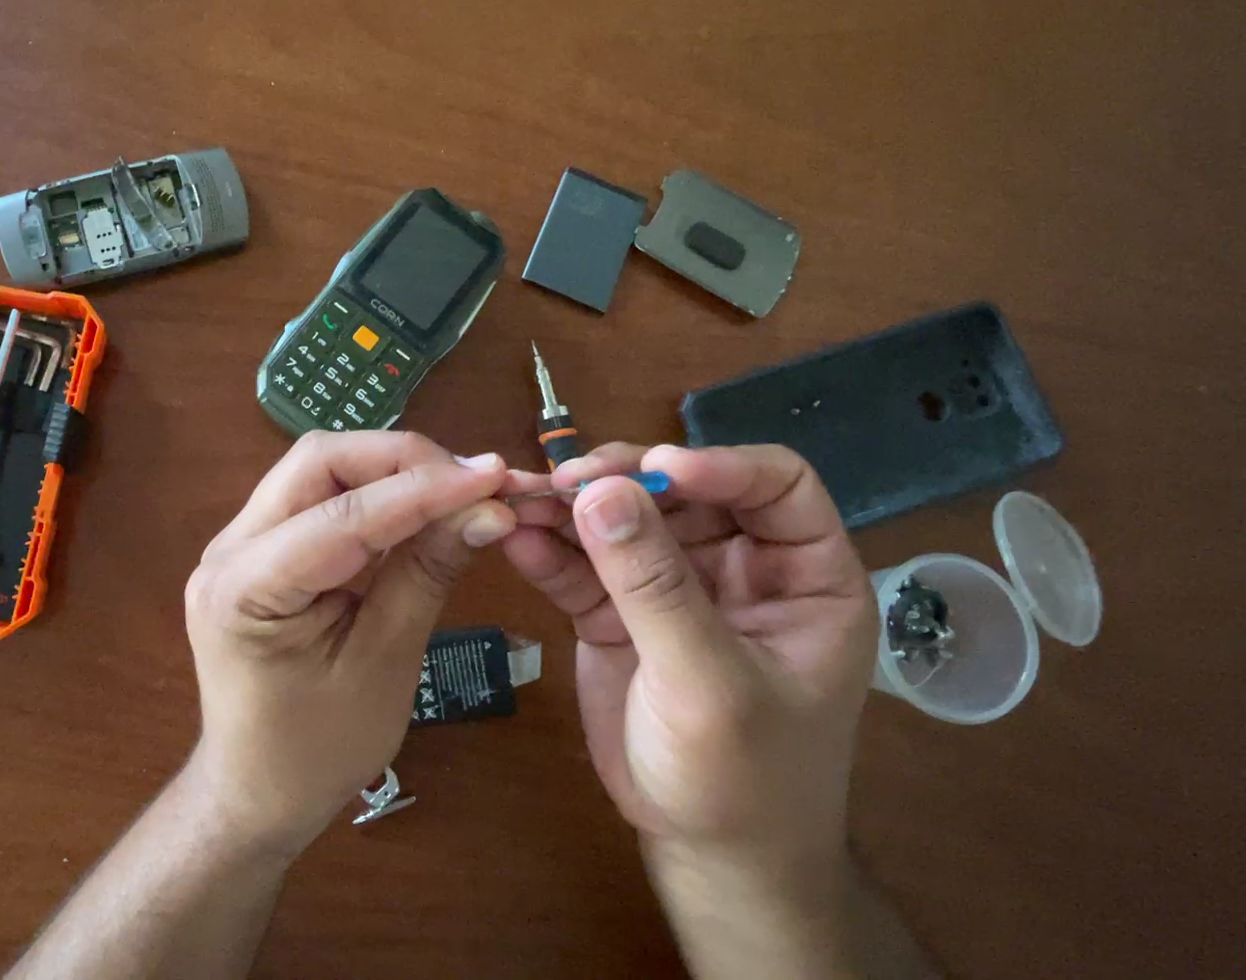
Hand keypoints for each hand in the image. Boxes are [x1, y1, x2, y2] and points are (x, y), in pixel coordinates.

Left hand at [183, 431, 514, 854]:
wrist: (256, 789)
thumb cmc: (317, 750)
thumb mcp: (383, 665)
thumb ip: (426, 575)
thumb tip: (487, 508)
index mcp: (243, 589)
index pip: (343, 514)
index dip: (424, 489)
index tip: (496, 475)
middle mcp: (227, 548)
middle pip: (318, 462)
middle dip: (401, 460)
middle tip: (474, 481)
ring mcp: (237, 542)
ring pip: (318, 470)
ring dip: (390, 470)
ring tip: (458, 490)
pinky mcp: (258, 547)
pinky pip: (317, 498)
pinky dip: (374, 495)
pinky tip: (420, 507)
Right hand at [502, 443, 875, 875]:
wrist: (702, 848)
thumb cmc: (742, 777)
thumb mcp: (708, 681)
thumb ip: (654, 585)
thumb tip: (599, 492)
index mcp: (800, 576)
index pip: (773, 486)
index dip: (717, 465)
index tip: (651, 470)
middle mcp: (734, 567)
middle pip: (678, 493)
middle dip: (620, 481)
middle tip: (561, 482)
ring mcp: (669, 586)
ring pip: (619, 520)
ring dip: (567, 508)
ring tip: (517, 497)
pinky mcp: (613, 610)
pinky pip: (579, 565)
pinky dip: (544, 549)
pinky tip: (511, 536)